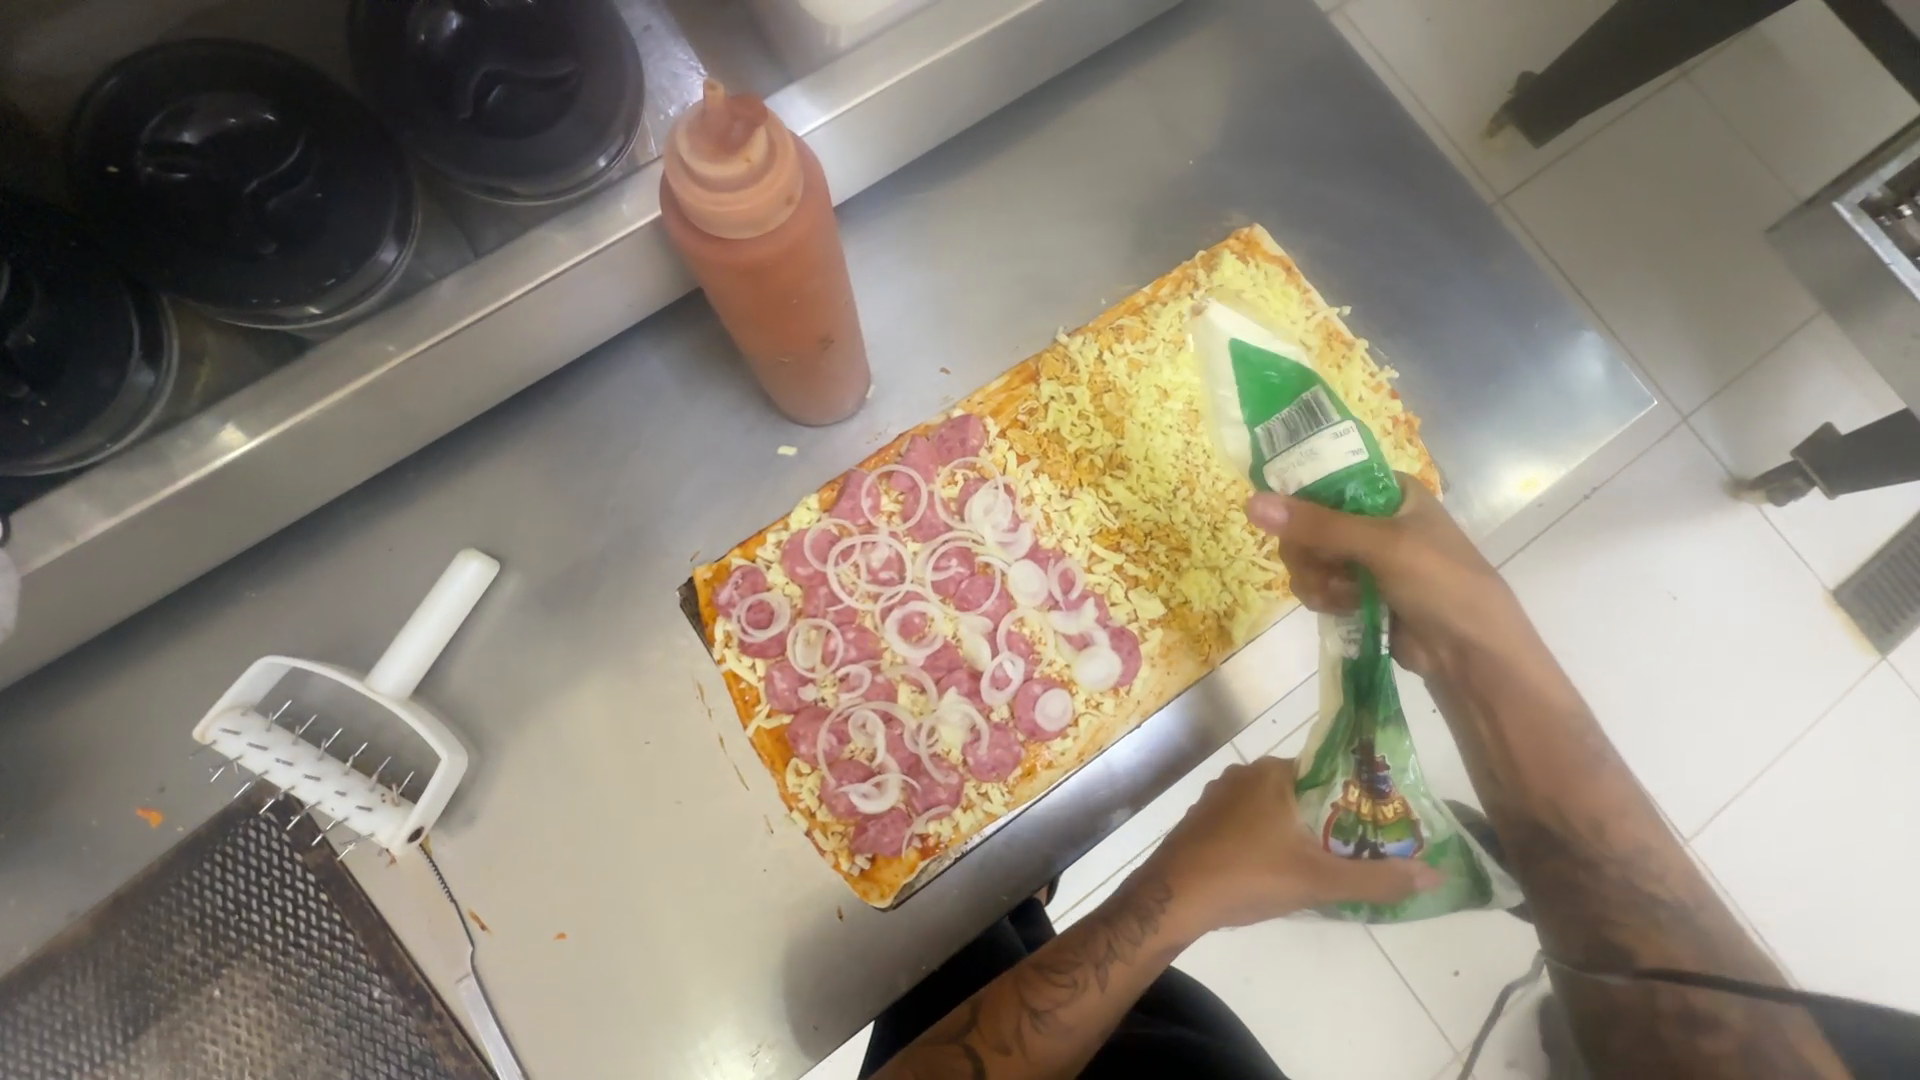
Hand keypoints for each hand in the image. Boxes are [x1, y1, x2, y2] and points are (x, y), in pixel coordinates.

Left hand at [1126, 757, 1440, 940]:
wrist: (1174, 895)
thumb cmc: (1248, 875)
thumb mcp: (1320, 881)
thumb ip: (1378, 879)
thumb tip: (1434, 875)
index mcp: (1273, 773)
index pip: (1328, 771)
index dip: (1358, 797)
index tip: (1383, 824)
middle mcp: (1245, 775)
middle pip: (1302, 791)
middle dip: (1331, 819)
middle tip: (1363, 852)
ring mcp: (1219, 797)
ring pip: (1274, 808)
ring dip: (1300, 831)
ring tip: (1328, 864)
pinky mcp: (1205, 820)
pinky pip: (1250, 822)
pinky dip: (1270, 839)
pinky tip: (1281, 869)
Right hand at [1245, 475, 1537, 679]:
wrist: (1470, 652)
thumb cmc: (1440, 582)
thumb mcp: (1381, 544)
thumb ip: (1316, 524)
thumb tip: (1250, 503)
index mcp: (1389, 492)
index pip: (1325, 479)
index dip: (1300, 499)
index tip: (1292, 523)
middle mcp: (1373, 518)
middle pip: (1306, 522)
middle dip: (1308, 550)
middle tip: (1325, 565)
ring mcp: (1363, 557)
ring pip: (1306, 556)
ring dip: (1314, 577)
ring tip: (1341, 594)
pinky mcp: (1355, 590)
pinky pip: (1315, 583)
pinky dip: (1321, 596)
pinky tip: (1340, 607)